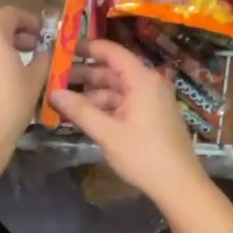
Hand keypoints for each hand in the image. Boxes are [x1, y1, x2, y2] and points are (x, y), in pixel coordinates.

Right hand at [48, 40, 204, 200]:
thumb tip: (54, 92)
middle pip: (112, 71)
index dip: (86, 48)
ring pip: (116, 89)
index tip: (62, 48)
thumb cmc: (144, 155)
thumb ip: (80, 111)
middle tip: (55, 78)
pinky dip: (105, 107)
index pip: (111, 52)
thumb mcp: (107, 133)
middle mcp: (149, 83)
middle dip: (84, 75)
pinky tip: (85, 116)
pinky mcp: (152, 116)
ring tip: (64, 101)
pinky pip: (124, 103)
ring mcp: (152, 100)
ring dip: (92, 94)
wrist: (178, 184)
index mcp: (141, 80)